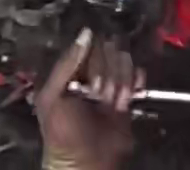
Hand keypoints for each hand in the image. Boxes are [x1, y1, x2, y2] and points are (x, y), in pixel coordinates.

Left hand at [36, 28, 140, 169]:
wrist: (84, 166)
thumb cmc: (63, 133)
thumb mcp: (52, 97)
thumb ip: (66, 64)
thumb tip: (86, 32)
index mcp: (73, 68)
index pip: (90, 43)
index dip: (93, 58)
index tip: (91, 81)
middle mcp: (92, 71)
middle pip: (109, 49)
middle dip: (107, 71)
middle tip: (100, 94)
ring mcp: (111, 82)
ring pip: (124, 59)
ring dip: (121, 79)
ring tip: (114, 101)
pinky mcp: (127, 94)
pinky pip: (137, 74)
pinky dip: (137, 81)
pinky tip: (130, 94)